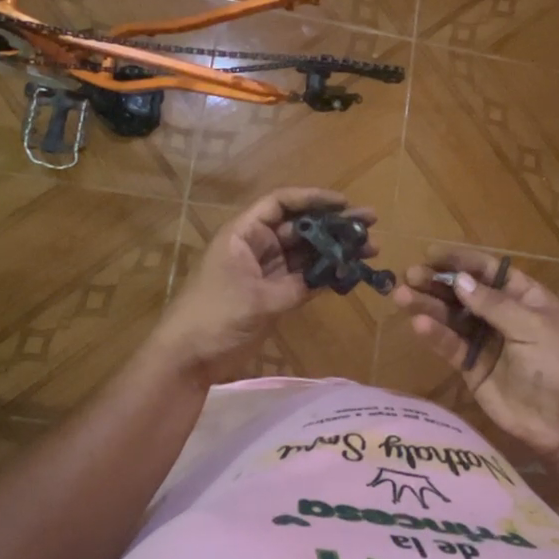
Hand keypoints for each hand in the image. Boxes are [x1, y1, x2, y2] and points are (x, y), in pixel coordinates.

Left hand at [153, 188, 373, 380]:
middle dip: (334, 225)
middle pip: (299, 227)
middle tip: (371, 224)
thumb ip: (298, 285)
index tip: (344, 203)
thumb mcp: (257, 300)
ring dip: (335, 250)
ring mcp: (266, 272)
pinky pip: (305, 278)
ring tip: (371, 250)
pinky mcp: (273, 295)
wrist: (187, 359)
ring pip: (306, 253)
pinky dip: (326, 275)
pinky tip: (352, 273)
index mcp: (243, 234)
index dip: (312, 199)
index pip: (280, 204)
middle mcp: (256, 247)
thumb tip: (335, 273)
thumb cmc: (213, 317)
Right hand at [394, 247, 558, 457]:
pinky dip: (434, 334)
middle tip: (410, 275)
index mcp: (523, 297)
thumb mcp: (533, 327)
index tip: (431, 254)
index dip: (461, 260)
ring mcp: (485, 341)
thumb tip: (458, 280)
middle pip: (463, 291)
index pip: (488, 270)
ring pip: (451, 317)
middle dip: (437, 281)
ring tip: (401, 296)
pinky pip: (450, 346)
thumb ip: (494, 305)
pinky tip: (418, 324)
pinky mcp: (472, 368)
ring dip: (427, 305)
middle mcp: (501, 314)